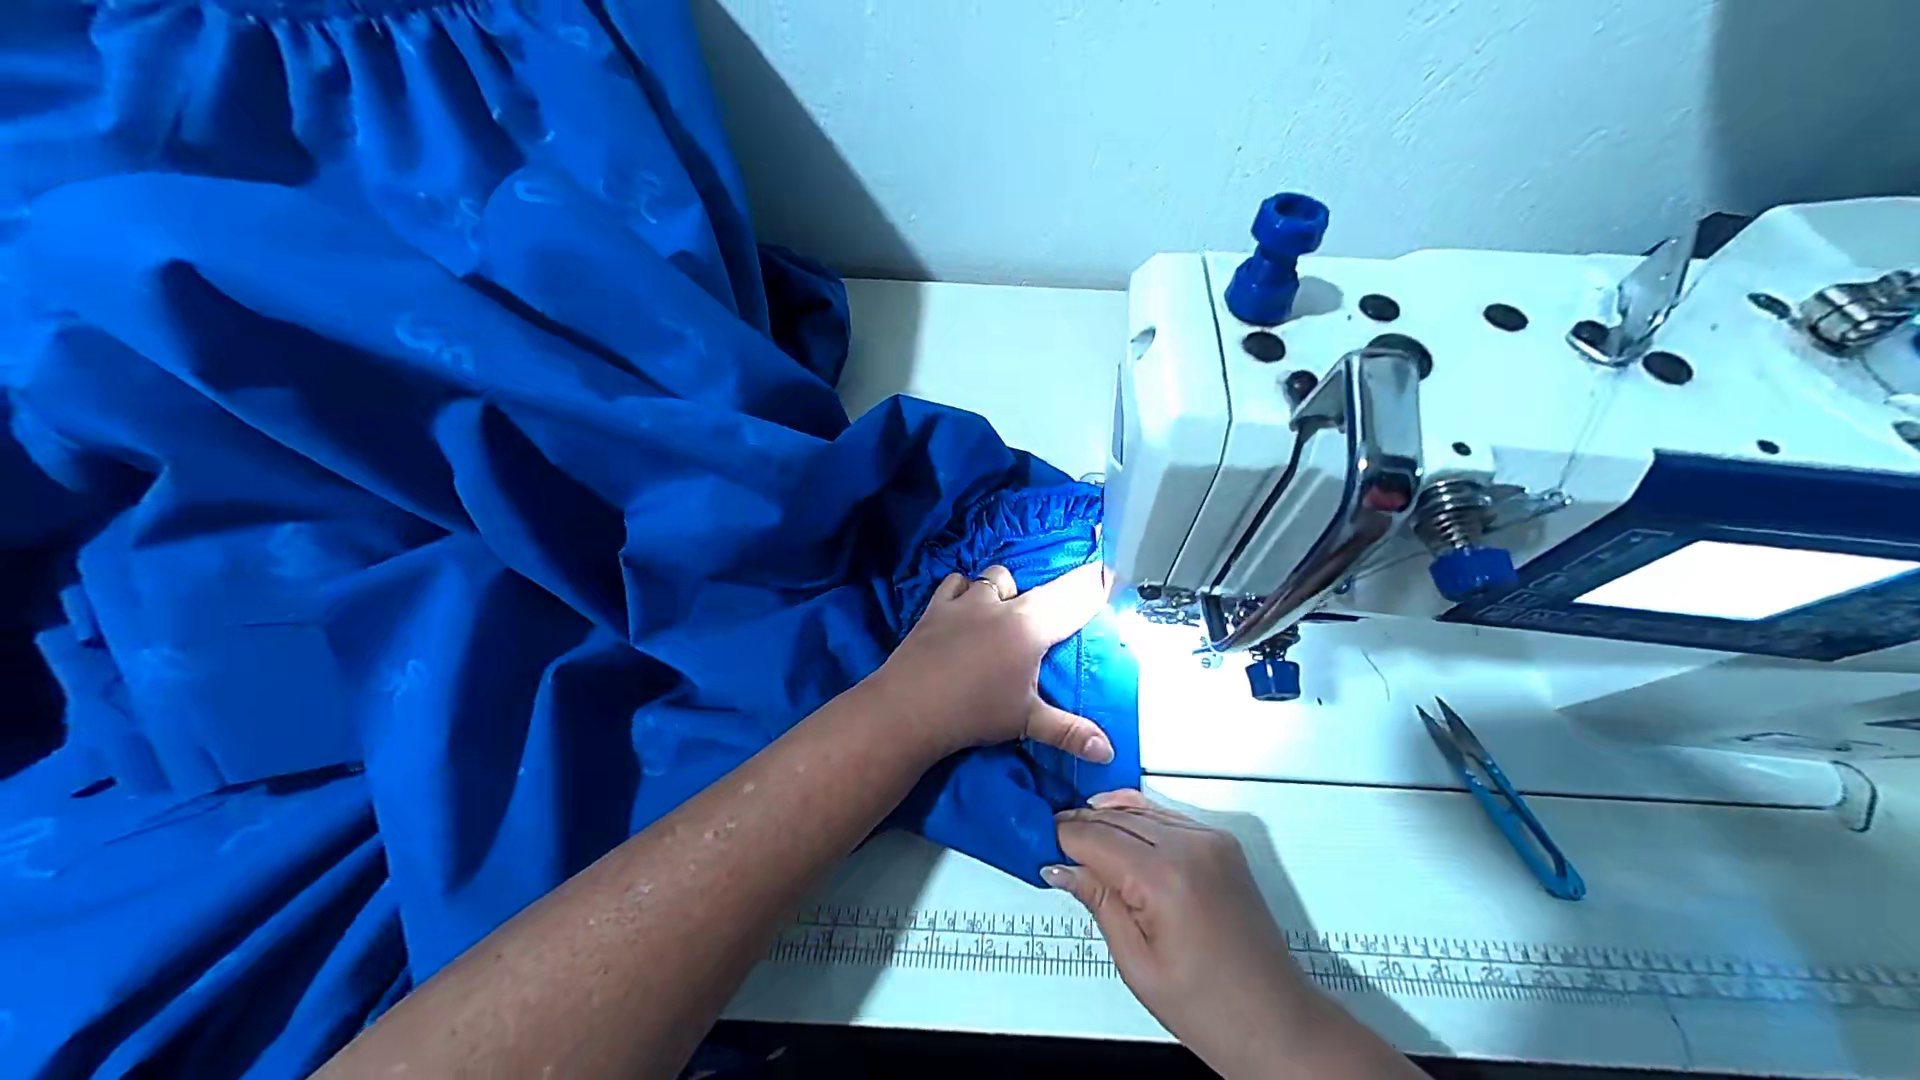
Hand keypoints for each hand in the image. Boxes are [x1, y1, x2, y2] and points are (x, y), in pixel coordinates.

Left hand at [874, 562, 1112, 763]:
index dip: (1095, 585)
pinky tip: (965, 605)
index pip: (1074, 599)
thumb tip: (1108, 753)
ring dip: (1008, 589)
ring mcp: (966, 601)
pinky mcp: (937, 606)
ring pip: (996, 578)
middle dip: (1060, 589)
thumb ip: (1069, 732)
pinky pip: (956, 583)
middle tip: (1066, 601)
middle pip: (1041, 587)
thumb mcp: (1026, 721)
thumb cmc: (974, 712)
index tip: (1110, 572)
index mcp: (1031, 628)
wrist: (908, 706)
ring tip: (1008, 610)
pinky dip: (965, 589)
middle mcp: (1003, 606)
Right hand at [1045, 791, 1334, 1079]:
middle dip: (1080, 824)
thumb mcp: (1137, 963)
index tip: (1040, 841)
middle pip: (1115, 817)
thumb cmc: (1214, 1010)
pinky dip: (1137, 818)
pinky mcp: (1220, 842)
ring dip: (1106, 816)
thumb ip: (1098, 901)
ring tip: (1077, 833)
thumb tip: (1061, 868)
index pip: (1095, 837)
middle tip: (1051, 838)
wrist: (1279, 1023)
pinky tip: (1118, 830)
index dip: (1062, 837)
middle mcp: (1191, 847)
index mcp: (1166, 879)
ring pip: (1139, 808)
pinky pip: (1165, 816)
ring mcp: (1210, 840)